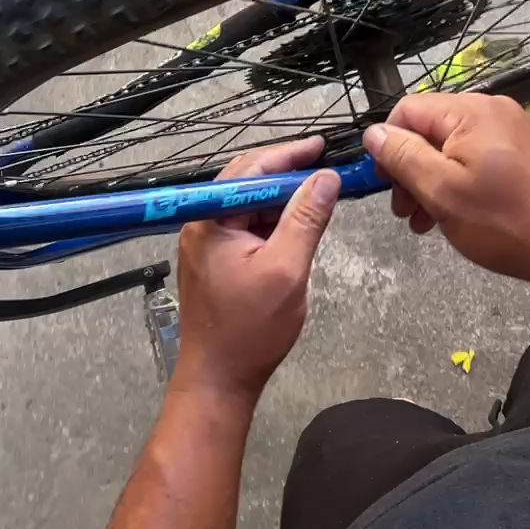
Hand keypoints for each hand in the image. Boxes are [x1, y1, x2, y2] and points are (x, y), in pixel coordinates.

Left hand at [174, 136, 339, 399]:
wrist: (218, 381)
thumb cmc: (249, 330)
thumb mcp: (286, 270)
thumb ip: (306, 219)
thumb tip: (327, 178)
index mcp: (211, 218)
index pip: (252, 168)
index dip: (289, 155)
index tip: (321, 147)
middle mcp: (203, 221)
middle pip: (248, 180)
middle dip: (287, 171)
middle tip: (323, 165)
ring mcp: (207, 240)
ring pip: (250, 202)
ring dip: (282, 196)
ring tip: (317, 192)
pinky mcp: (217, 258)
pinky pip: (247, 223)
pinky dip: (273, 218)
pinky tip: (297, 222)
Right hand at [363, 93, 529, 293]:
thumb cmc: (502, 222)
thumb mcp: (440, 190)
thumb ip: (402, 156)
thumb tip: (374, 133)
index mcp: (470, 110)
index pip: (408, 109)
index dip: (389, 144)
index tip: (386, 184)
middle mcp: (492, 109)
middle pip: (430, 128)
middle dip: (409, 167)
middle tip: (404, 211)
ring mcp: (511, 128)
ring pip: (451, 146)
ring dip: (431, 179)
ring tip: (425, 220)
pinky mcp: (523, 151)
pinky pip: (476, 156)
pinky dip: (458, 180)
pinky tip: (453, 214)